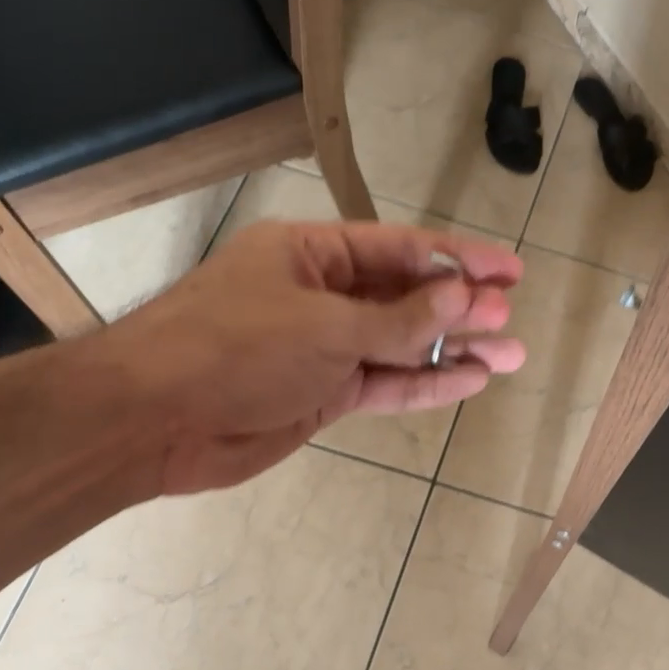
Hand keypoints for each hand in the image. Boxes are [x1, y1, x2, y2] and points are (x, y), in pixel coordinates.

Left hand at [94, 221, 525, 494]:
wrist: (156, 421)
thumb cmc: (235, 348)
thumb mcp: (325, 326)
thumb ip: (400, 319)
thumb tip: (466, 298)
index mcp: (312, 255)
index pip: (400, 249)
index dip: (458, 259)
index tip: (510, 270)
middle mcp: (322, 296)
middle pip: (405, 297)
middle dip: (460, 308)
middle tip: (512, 318)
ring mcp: (323, 349)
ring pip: (401, 345)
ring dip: (453, 350)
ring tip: (511, 355)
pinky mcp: (323, 394)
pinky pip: (384, 383)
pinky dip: (424, 383)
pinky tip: (470, 382)